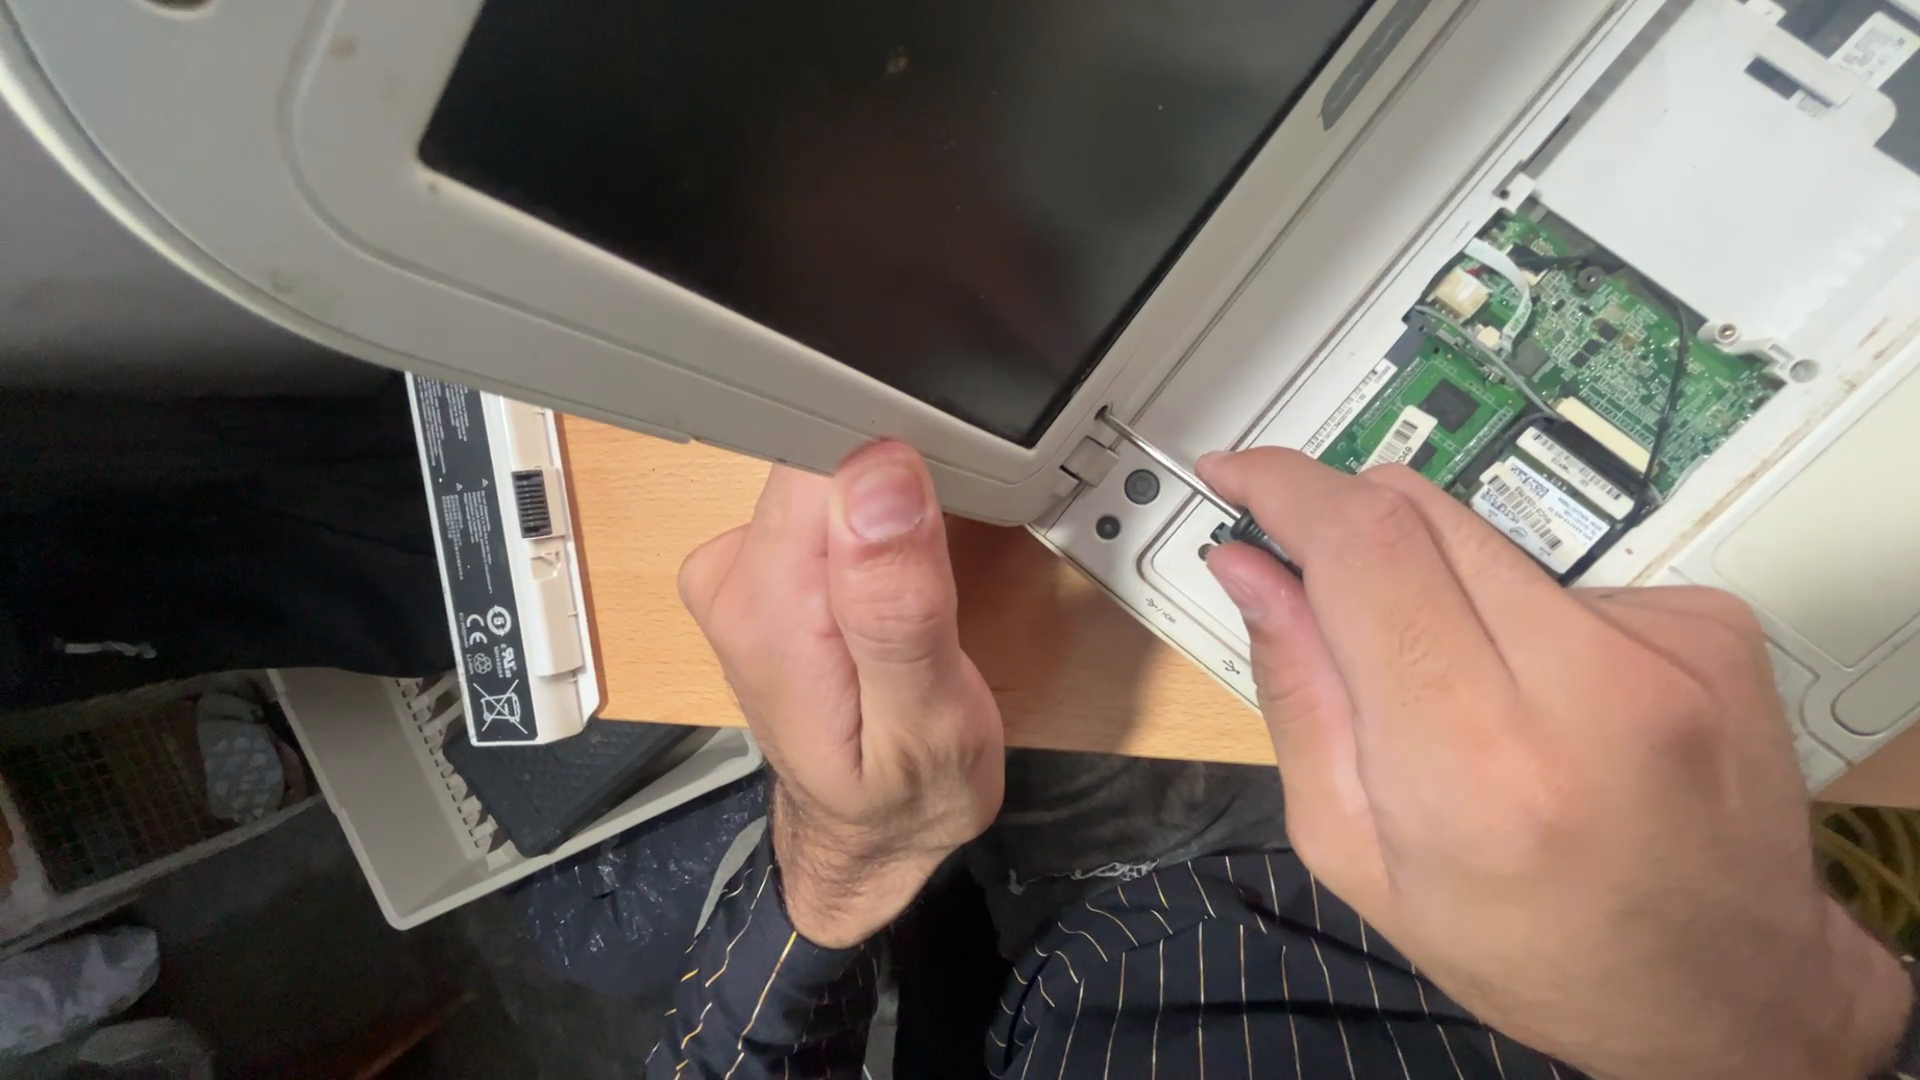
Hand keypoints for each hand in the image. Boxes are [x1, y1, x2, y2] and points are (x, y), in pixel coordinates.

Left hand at [679, 442, 1004, 947]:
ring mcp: (738, 569)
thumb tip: (879, 476)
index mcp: (769, 608)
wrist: (866, 829)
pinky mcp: (760, 567)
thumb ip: (899, 605)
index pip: (818, 462)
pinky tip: (887, 575)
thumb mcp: (928, 722)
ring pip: (824, 479)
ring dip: (883, 513)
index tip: (932, 515)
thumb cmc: (905, 797)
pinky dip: (866, 521)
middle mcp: (732, 576)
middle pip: (820, 463)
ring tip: (916, 582)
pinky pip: (819, 501)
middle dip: (892, 497)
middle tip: (935, 571)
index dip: (888, 466)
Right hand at [1197, 449, 1910, 1079]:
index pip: (1363, 552)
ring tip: (1429, 668)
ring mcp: (1670, 645)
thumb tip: (1245, 566)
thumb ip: (1292, 687)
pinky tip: (1518, 682)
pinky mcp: (1711, 624)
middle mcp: (1587, 688)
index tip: (1232, 473)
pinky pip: (1540, 565)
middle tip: (1305, 580)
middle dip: (1333, 520)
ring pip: (1468, 527)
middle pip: (1412, 513)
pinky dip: (1492, 598)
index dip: (1283, 489)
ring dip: (1412, 570)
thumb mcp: (1343, 838)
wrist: (1716, 999)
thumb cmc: (1505, 940)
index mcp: (1470, 763)